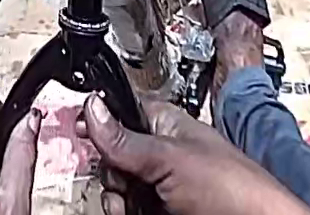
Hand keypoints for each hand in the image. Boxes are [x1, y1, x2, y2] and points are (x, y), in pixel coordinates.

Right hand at [76, 95, 309, 214]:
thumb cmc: (231, 187)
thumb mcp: (170, 159)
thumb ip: (126, 139)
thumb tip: (91, 105)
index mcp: (163, 124)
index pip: (118, 111)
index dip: (98, 121)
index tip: (79, 132)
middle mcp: (159, 154)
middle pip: (113, 155)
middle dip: (108, 171)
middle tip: (117, 184)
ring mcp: (161, 188)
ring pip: (118, 189)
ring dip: (115, 199)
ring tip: (125, 207)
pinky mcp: (162, 213)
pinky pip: (130, 209)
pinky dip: (124, 212)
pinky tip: (130, 214)